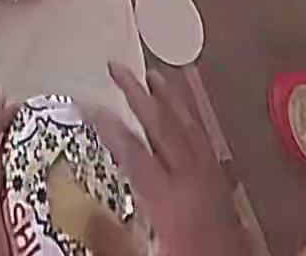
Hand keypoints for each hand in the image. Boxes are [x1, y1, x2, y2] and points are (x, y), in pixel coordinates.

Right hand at [91, 64, 247, 255]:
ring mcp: (212, 181)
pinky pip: (206, 140)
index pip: (132, 150)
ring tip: (154, 75)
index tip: (87, 104)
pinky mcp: (224, 189)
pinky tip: (186, 114)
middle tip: (118, 67)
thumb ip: (112, 237)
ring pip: (188, 126)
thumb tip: (81, 206)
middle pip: (162, 125)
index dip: (107, 124)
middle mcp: (193, 181)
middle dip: (137, 92)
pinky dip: (193, 118)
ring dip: (169, 98)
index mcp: (170, 199)